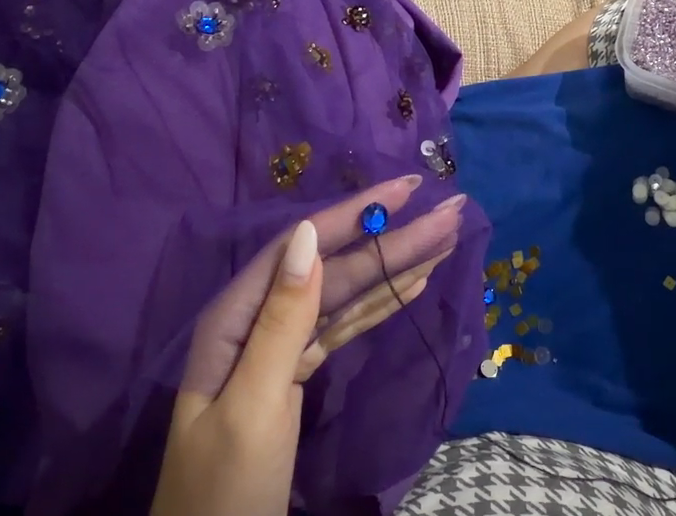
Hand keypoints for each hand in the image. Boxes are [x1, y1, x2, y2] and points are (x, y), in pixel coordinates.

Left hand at [150, 180, 462, 515]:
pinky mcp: (299, 374)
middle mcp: (260, 319)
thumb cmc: (224, 487)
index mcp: (237, 315)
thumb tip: (309, 235)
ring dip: (395, 265)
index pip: (304, 246)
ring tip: (445, 238)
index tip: (406, 189)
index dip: (355, 213)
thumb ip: (282, 319)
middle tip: (451, 211)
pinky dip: (381, 305)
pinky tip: (413, 283)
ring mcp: (282, 347)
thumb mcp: (252, 404)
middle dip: (391, 237)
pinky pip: (345, 328)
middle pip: (334, 268)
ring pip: (347, 296)